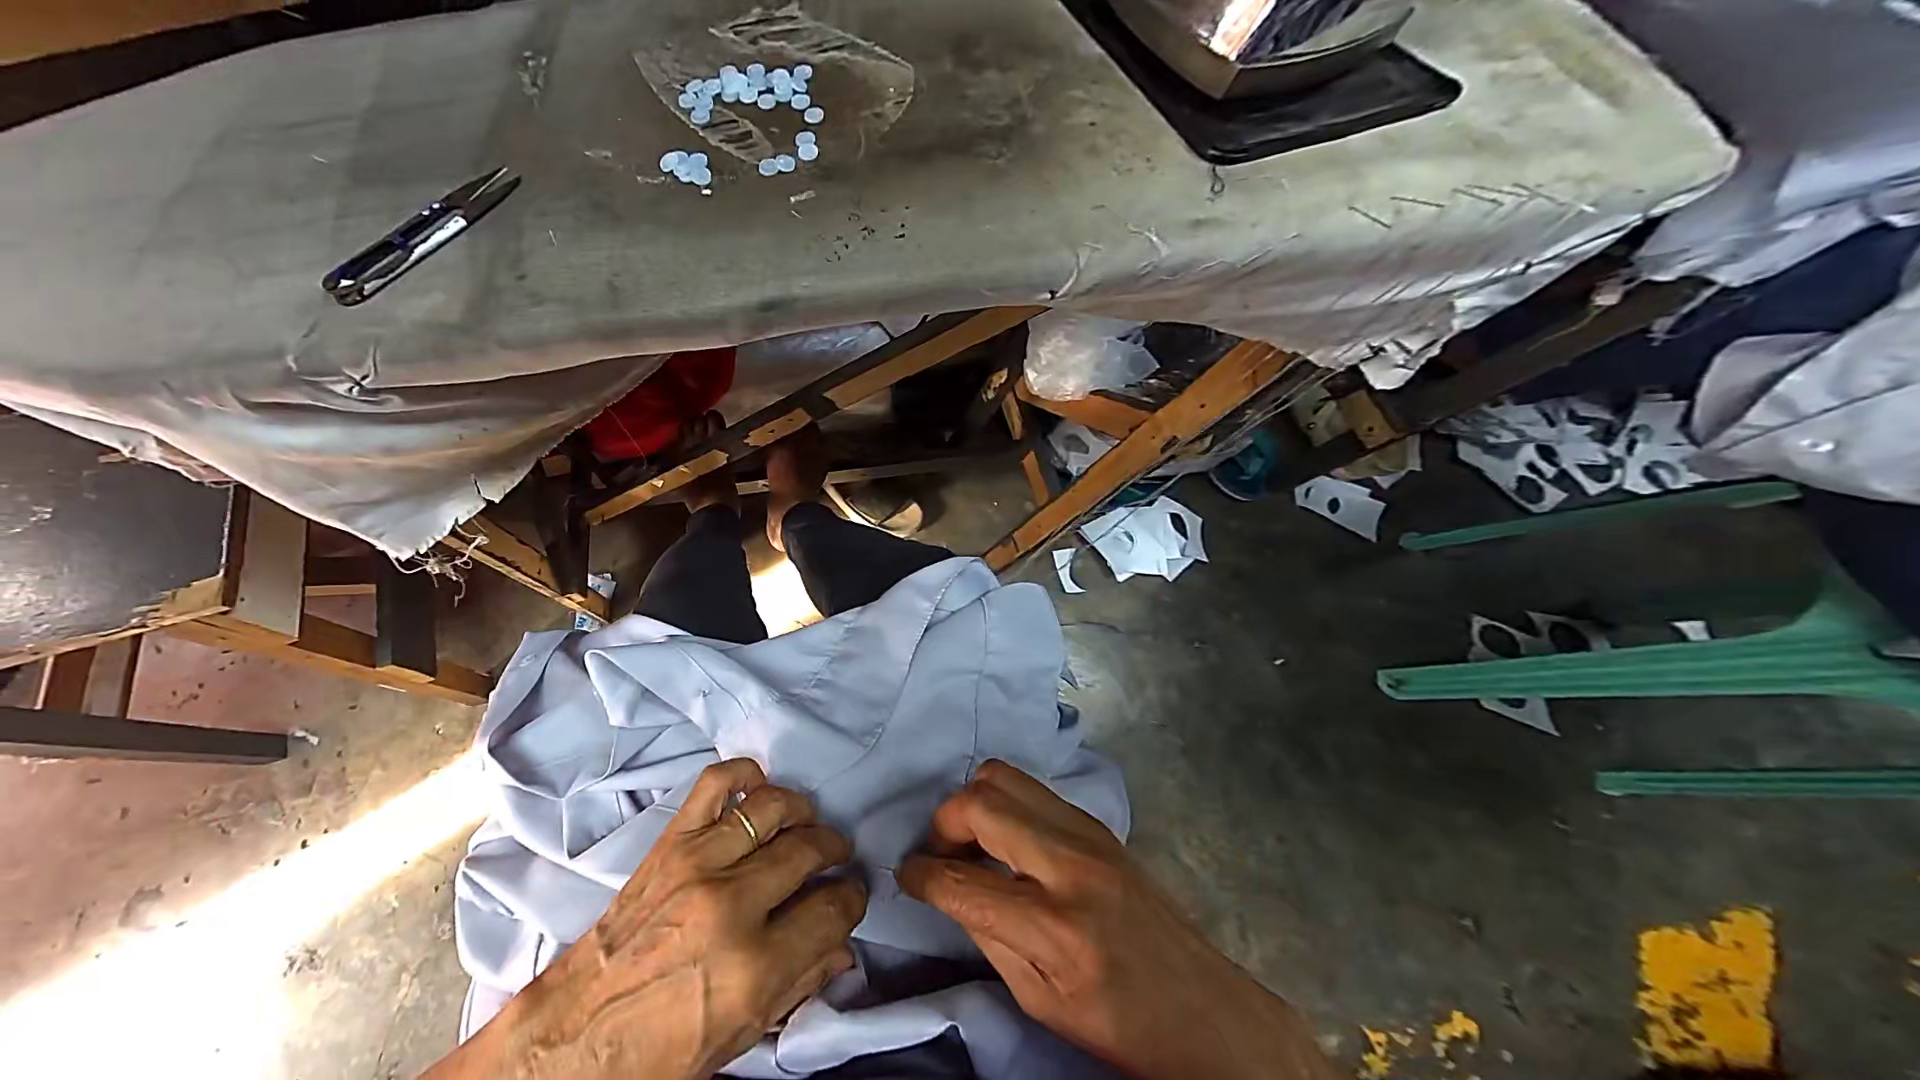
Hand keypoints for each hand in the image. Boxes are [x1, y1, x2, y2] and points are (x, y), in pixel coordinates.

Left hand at [429, 759, 867, 1079]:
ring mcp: (697, 865)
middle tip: (833, 864)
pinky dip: (745, 775)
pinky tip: (758, 792)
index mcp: (754, 966)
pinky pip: (716, 784)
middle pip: (810, 849)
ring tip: (804, 828)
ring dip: (802, 813)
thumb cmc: (660, 1050)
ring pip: (773, 808)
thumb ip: (802, 983)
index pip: (834, 907)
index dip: (852, 900)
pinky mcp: (670, 844)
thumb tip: (843, 946)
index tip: (848, 898)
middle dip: (834, 854)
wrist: (572, 1040)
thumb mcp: (743, 1035)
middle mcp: (731, 906)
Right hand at [899, 761, 1337, 1079]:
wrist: (1203, 1007)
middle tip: (940, 855)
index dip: (921, 875)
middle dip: (944, 823)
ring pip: (1005, 777)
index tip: (908, 876)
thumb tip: (948, 888)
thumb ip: (986, 934)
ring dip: (974, 805)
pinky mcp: (1100, 824)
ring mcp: (1090, 833)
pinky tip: (1008, 843)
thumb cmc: (1118, 1022)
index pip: (961, 879)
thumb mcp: (1038, 998)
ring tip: (971, 844)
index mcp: (1054, 925)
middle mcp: (1071, 863)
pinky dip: (1006, 806)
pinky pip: (1034, 790)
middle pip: (981, 800)